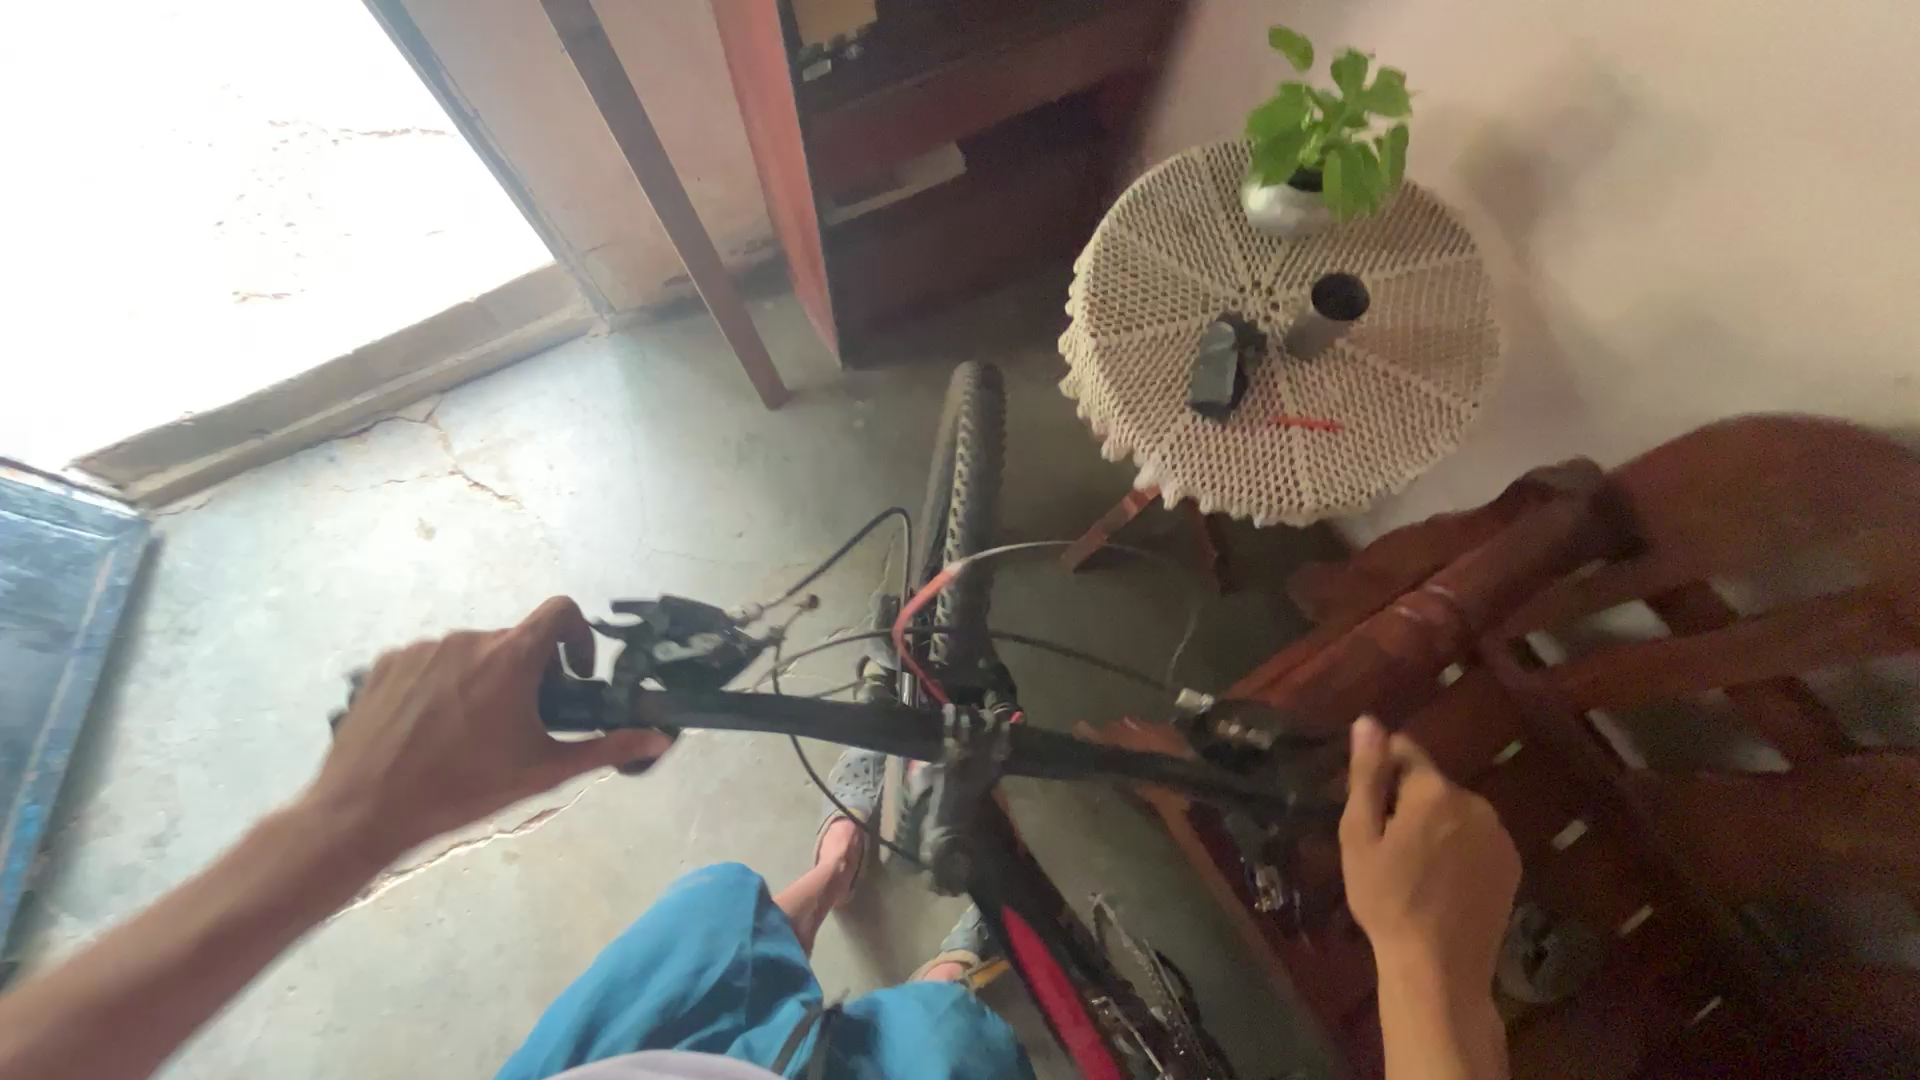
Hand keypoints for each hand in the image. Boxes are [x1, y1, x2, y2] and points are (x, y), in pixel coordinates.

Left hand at [305, 597, 673, 865]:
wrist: (361, 811)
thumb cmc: (464, 788)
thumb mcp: (544, 770)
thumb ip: (608, 748)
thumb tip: (661, 740)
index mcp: (511, 656)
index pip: (561, 611)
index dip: (577, 636)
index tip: (572, 676)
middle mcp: (469, 639)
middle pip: (517, 640)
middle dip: (531, 671)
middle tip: (523, 718)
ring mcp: (422, 649)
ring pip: (475, 651)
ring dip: (487, 677)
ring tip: (473, 727)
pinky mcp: (385, 663)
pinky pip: (433, 659)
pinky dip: (445, 682)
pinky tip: (433, 725)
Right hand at [1340, 716, 1518, 990]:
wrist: (1438, 966)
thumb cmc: (1385, 896)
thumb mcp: (1359, 833)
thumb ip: (1367, 774)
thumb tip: (1368, 722)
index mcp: (1435, 792)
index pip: (1404, 750)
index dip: (1379, 772)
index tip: (1367, 807)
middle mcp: (1475, 804)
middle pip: (1429, 782)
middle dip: (1405, 799)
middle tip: (1384, 843)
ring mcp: (1499, 836)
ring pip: (1452, 808)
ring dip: (1431, 822)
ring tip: (1411, 863)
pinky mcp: (1511, 864)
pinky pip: (1474, 835)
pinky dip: (1456, 845)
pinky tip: (1440, 879)